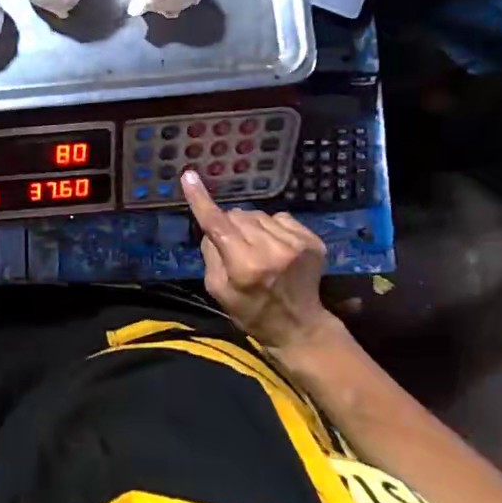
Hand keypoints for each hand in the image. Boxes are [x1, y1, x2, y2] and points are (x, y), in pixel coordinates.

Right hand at [182, 169, 341, 351]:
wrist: (299, 325)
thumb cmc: (251, 312)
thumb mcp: (218, 290)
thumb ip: (211, 254)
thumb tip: (211, 227)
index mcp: (244, 266)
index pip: (217, 224)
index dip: (200, 200)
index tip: (189, 176)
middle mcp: (271, 249)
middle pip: (237, 215)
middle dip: (229, 225)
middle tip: (234, 248)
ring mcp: (296, 243)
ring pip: (258, 214)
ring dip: (251, 227)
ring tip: (257, 250)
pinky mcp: (312, 240)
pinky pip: (280, 218)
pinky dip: (272, 228)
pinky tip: (276, 248)